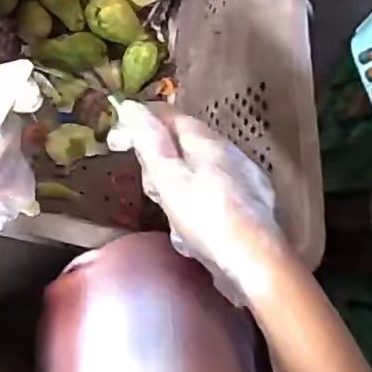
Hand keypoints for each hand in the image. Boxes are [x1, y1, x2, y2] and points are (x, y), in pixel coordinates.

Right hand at [112, 102, 280, 283]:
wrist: (257, 265)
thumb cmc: (205, 217)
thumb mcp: (167, 176)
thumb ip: (149, 141)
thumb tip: (131, 106)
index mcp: (207, 141)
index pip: (167, 116)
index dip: (137, 123)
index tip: (115, 142)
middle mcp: (230, 153)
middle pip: (181, 144)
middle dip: (156, 162)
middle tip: (148, 189)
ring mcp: (245, 180)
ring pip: (196, 171)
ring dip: (175, 187)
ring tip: (170, 213)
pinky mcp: (252, 208)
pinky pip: (212, 196)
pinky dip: (196, 205)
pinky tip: (192, 229)